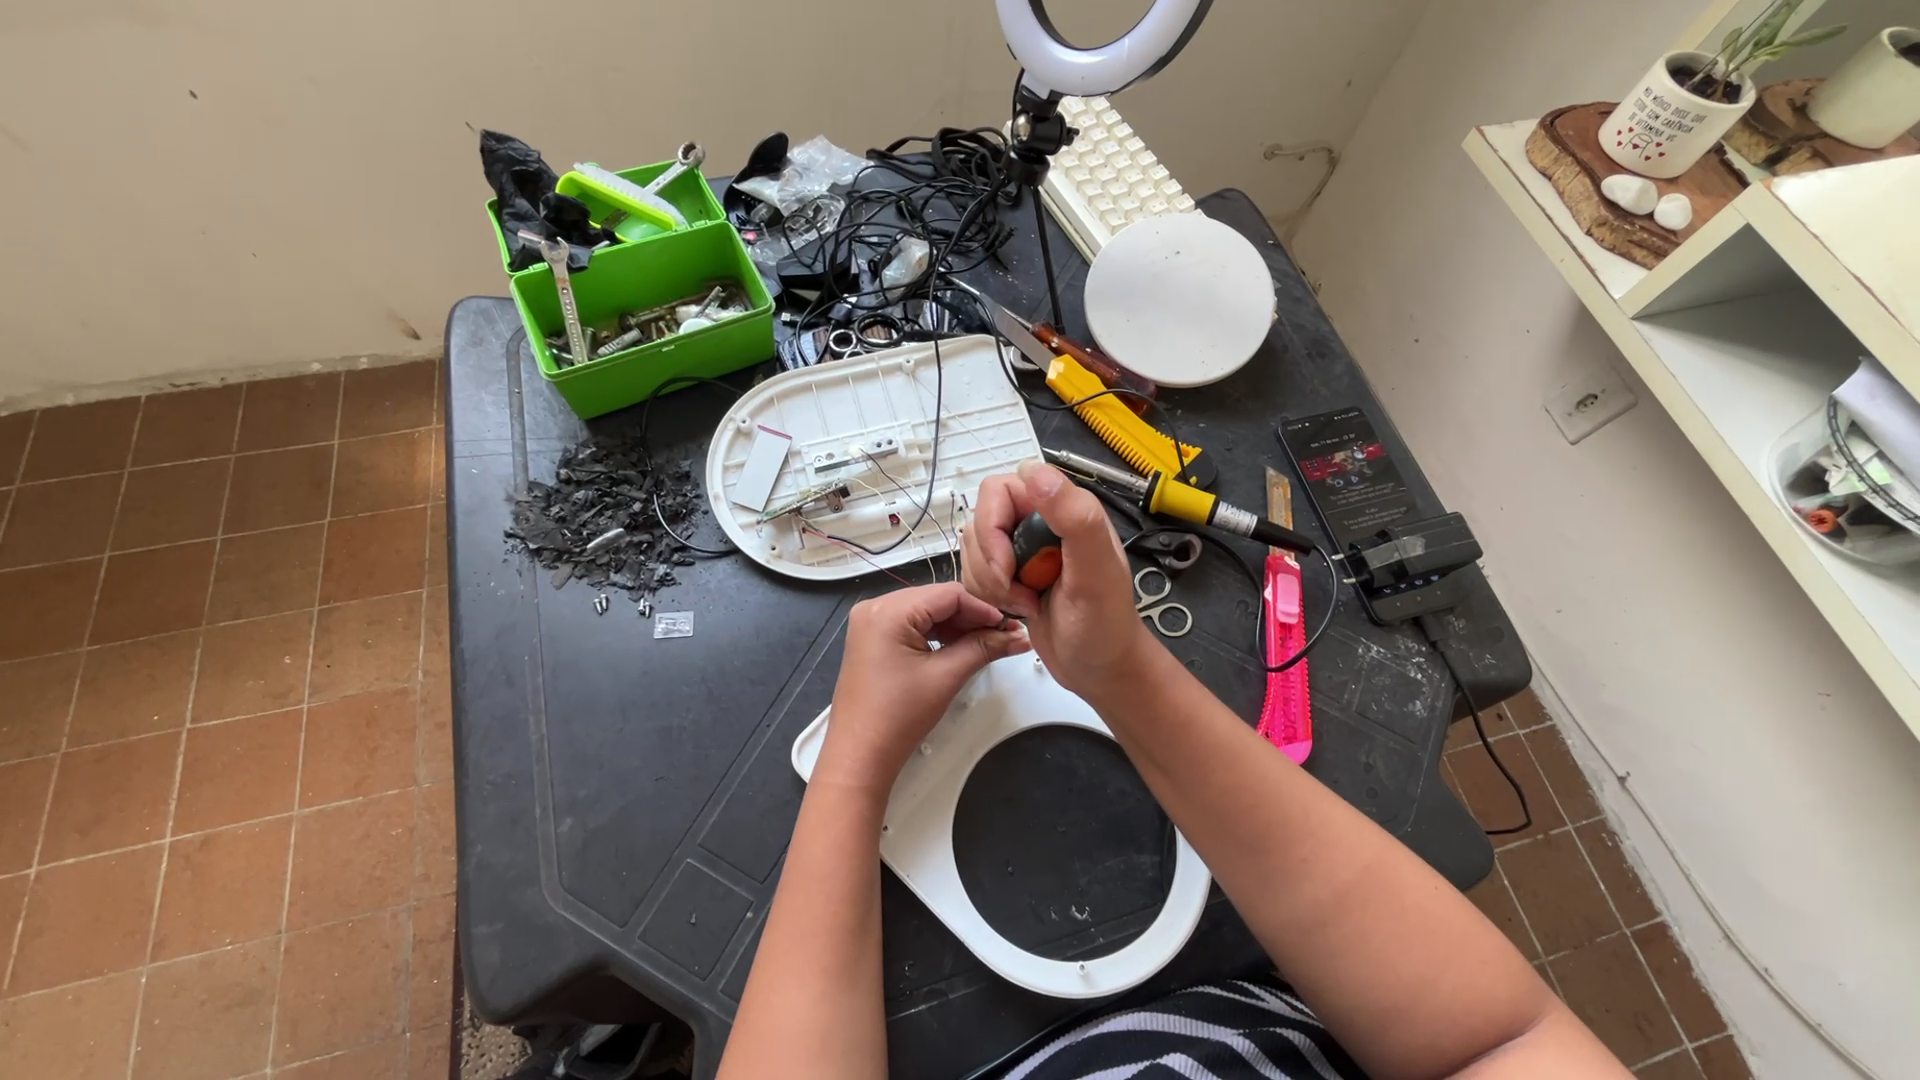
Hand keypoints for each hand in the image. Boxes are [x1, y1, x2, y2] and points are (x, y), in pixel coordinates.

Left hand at [816, 583, 1030, 792]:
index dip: (983, 608)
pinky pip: (911, 624)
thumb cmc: (899, 716)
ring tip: (988, 643)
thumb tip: (1019, 637)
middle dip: (972, 617)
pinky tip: (960, 647)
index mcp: (888, 610)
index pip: (948, 594)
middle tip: (1005, 635)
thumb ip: (984, 648)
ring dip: (957, 626)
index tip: (1011, 625)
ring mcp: (870, 622)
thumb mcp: (946, 677)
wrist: (860, 754)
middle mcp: (875, 607)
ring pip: (925, 611)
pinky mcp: (872, 639)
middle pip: (936, 599)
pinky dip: (937, 634)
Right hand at [960, 463, 1153, 699]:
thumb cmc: (1105, 625)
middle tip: (1017, 589)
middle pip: (981, 519)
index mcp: (1064, 508)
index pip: (1000, 490)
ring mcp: (1022, 548)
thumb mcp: (1096, 572)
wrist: (1100, 670)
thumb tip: (1034, 472)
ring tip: (1026, 603)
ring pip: (972, 547)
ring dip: (989, 582)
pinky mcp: (1009, 574)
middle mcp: (1039, 521)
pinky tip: (1020, 608)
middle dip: (989, 561)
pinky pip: (973, 571)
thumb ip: (1075, 518)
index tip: (1009, 565)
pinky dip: (986, 594)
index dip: (993, 525)